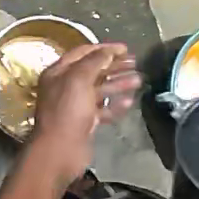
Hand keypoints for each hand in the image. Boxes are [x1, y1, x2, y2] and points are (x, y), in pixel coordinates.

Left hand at [25, 42, 140, 186]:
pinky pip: (102, 109)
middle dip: (115, 65)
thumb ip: (95, 62)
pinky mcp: (84, 123)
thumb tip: (109, 50)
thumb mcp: (79, 79)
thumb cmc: (67, 111)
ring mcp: (75, 105)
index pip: (83, 53)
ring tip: (139, 80)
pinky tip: (130, 102)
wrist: (60, 150)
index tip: (125, 48)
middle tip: (135, 62)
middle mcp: (66, 86)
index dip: (104, 48)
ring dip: (119, 84)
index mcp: (59, 72)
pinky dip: (115, 105)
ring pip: (100, 90)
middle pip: (93, 71)